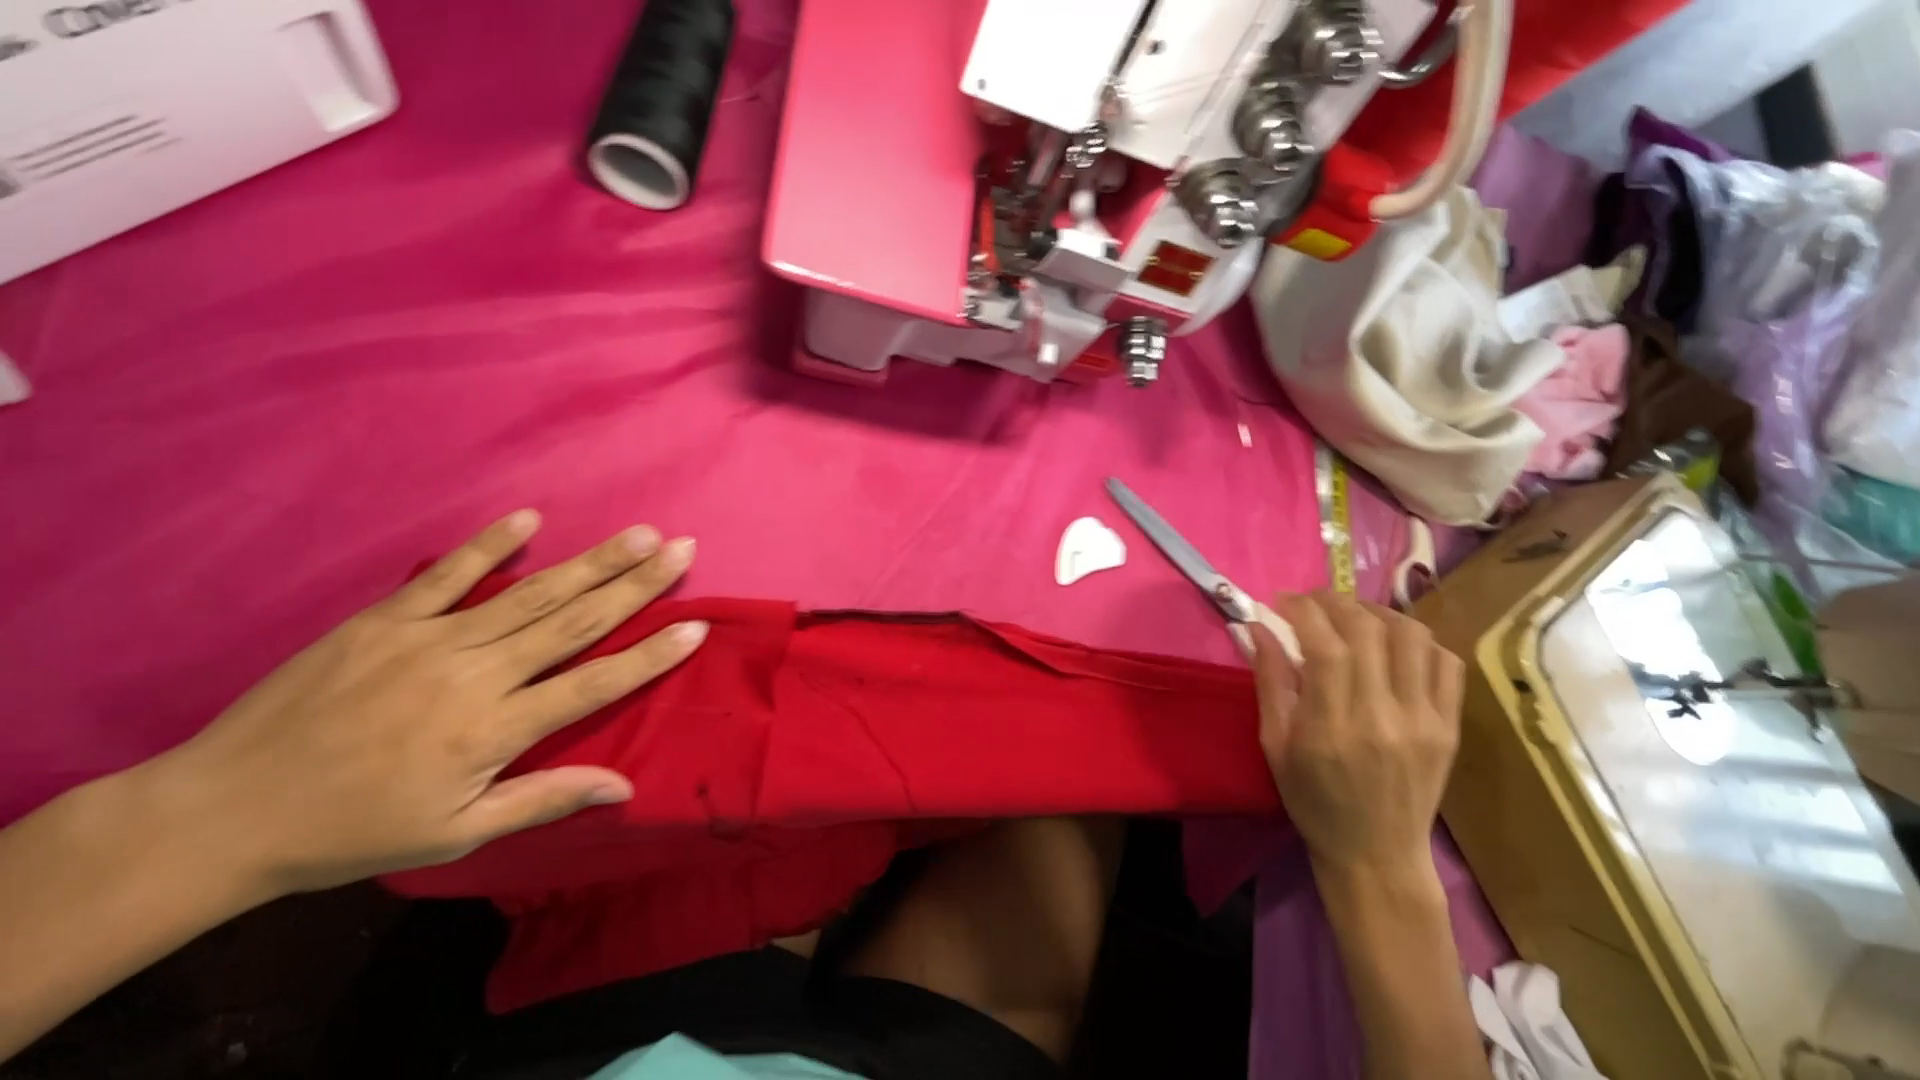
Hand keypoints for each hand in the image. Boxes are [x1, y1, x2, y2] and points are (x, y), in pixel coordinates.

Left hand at [146, 510, 706, 897]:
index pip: (595, 682)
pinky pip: (448, 575)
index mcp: (495, 730)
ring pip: (529, 593)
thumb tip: (624, 787)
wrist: (230, 808)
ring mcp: (428, 639)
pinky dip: (490, 545)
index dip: (650, 654)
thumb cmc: (354, 831)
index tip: (695, 625)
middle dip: (635, 584)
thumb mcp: (455, 834)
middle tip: (682, 549)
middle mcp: (474, 674)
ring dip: (589, 561)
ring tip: (638, 534)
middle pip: (573, 621)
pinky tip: (529, 519)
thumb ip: (543, 800)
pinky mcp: (384, 619)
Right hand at [1249, 592, 1464, 877]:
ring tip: (1354, 617)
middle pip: (1368, 630)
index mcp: (1334, 727)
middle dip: (1335, 603)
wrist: (1376, 854)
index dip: (1304, 611)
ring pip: (1412, 636)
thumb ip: (1270, 682)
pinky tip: (1393, 645)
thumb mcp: (1276, 746)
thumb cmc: (1314, 802)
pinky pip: (1445, 662)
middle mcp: (1385, 716)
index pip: (1326, 646)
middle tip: (1313, 602)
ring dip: (1378, 613)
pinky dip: (1418, 641)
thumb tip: (1258, 626)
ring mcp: (1425, 719)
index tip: (1284, 601)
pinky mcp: (1450, 725)